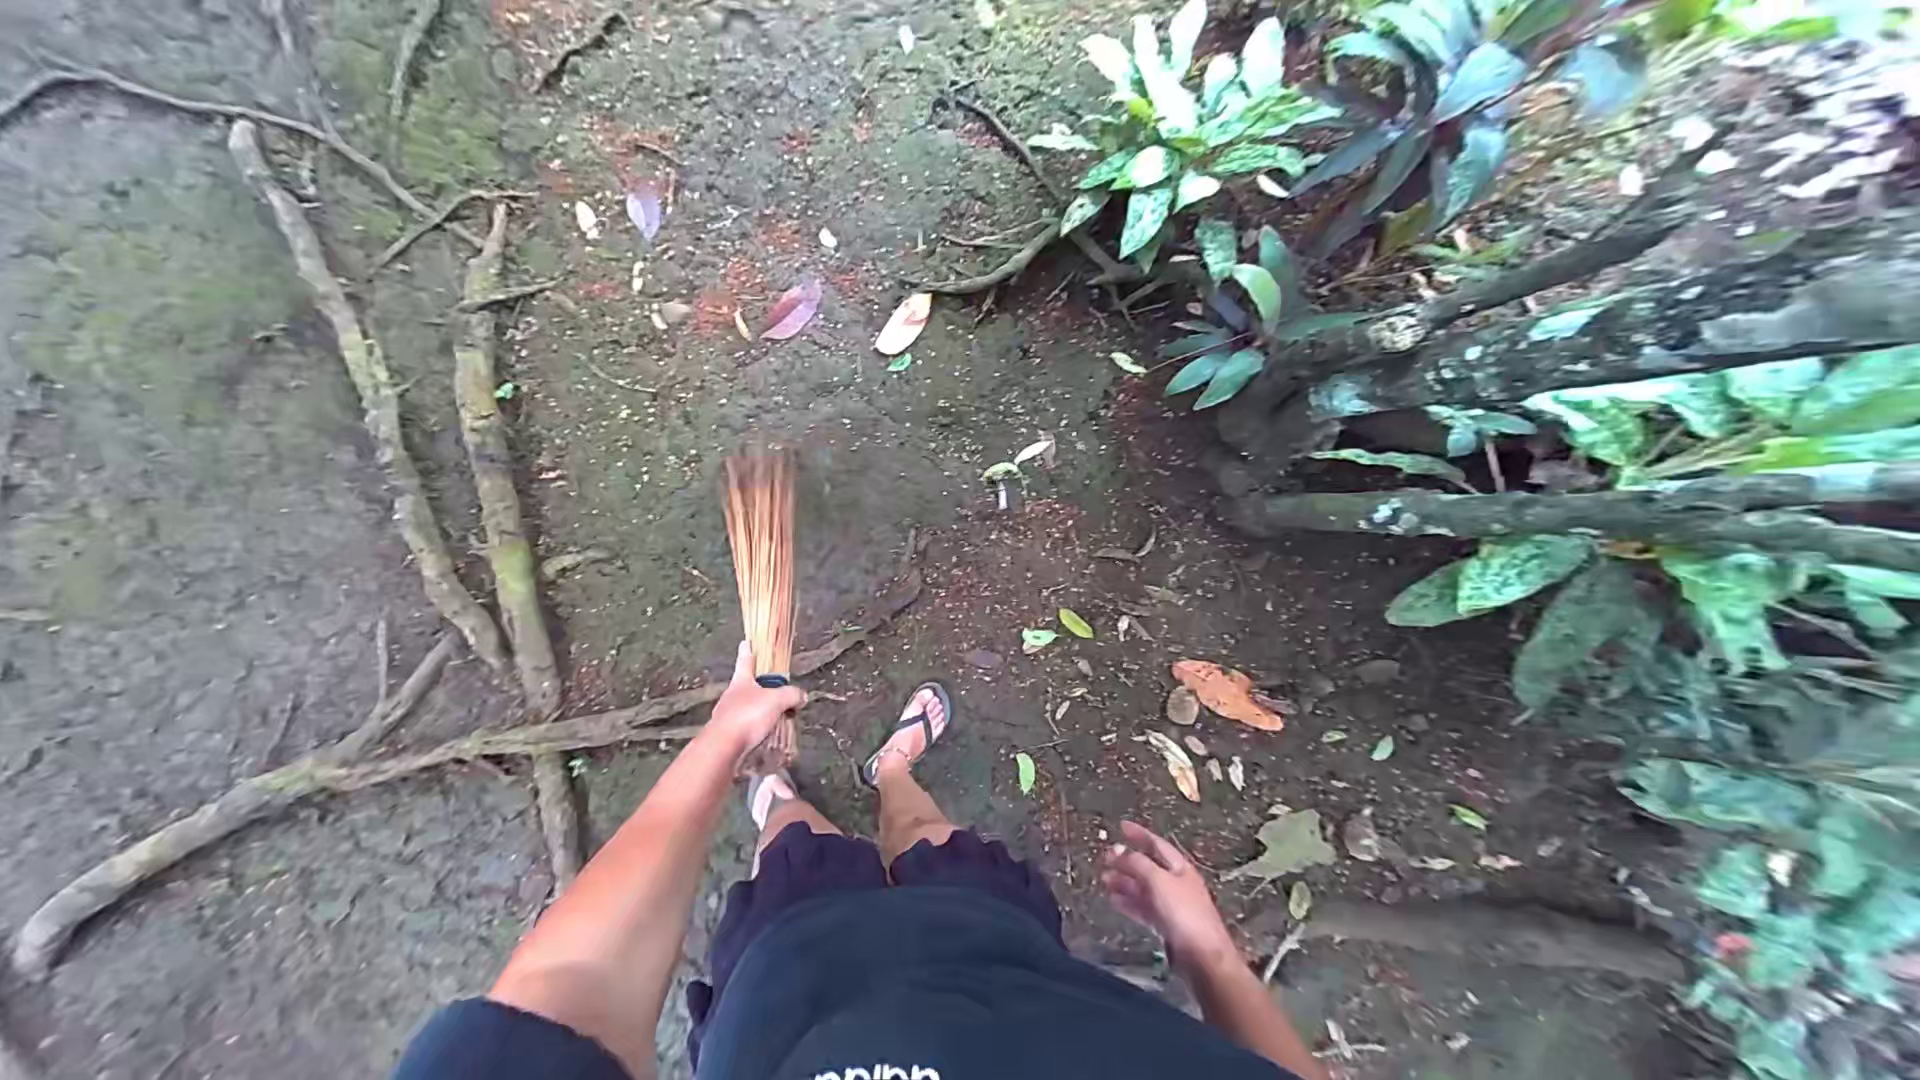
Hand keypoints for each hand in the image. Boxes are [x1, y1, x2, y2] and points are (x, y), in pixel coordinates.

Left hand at [705, 641, 806, 761]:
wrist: (723, 748)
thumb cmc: (748, 716)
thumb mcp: (777, 700)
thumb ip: (791, 695)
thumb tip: (802, 696)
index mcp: (741, 682)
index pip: (745, 661)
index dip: (747, 651)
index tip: (745, 642)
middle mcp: (731, 696)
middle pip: (747, 686)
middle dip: (760, 687)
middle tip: (775, 689)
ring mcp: (727, 716)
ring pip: (747, 707)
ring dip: (760, 710)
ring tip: (777, 717)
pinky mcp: (728, 735)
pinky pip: (746, 727)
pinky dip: (757, 728)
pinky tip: (767, 734)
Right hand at [1100, 821, 1237, 975]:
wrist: (1203, 958)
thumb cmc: (1184, 912)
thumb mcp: (1158, 880)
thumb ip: (1137, 863)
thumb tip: (1118, 852)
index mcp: (1179, 868)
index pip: (1156, 844)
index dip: (1139, 834)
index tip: (1121, 826)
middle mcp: (1176, 883)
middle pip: (1148, 866)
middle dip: (1126, 860)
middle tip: (1105, 857)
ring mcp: (1171, 905)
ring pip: (1143, 888)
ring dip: (1124, 881)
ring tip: (1104, 879)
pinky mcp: (1166, 925)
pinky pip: (1143, 908)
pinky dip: (1128, 902)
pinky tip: (1114, 900)